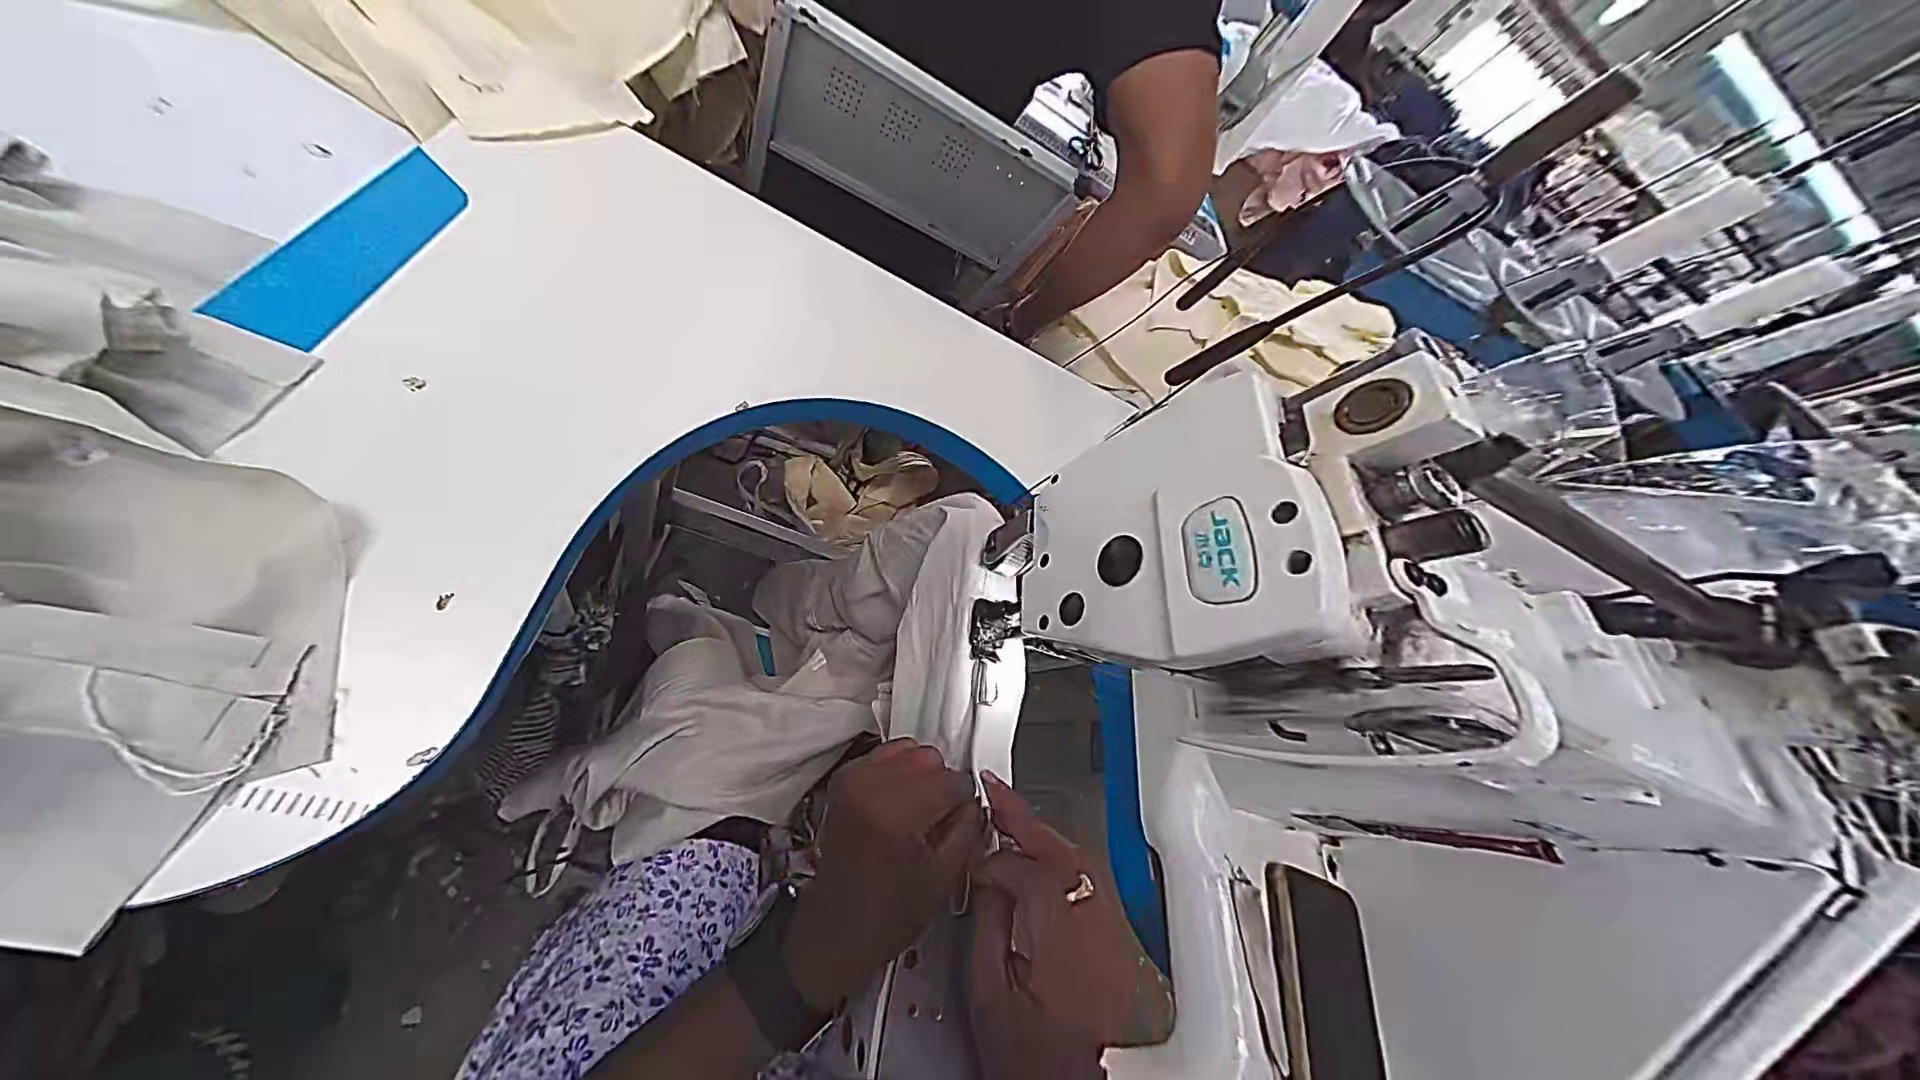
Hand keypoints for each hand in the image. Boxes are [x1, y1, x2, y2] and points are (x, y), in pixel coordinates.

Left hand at [785, 739, 986, 1010]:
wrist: (837, 929)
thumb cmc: (884, 916)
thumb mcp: (944, 878)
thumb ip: (970, 828)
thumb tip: (976, 802)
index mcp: (896, 814)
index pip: (952, 781)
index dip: (966, 801)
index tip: (964, 816)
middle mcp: (869, 789)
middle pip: (930, 759)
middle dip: (943, 785)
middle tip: (941, 817)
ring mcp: (853, 781)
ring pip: (908, 750)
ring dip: (921, 774)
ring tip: (919, 810)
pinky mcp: (843, 780)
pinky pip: (885, 754)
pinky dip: (899, 770)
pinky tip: (901, 801)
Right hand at [968, 773, 1173, 1079]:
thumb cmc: (1036, 1062)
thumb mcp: (989, 996)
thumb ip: (986, 926)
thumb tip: (986, 880)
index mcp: (1063, 946)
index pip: (1031, 873)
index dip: (997, 860)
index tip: (975, 863)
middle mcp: (1097, 932)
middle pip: (1062, 853)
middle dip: (1024, 817)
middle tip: (994, 791)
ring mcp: (1112, 935)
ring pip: (1080, 860)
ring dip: (1043, 832)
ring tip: (1010, 814)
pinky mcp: (1117, 941)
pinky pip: (1089, 879)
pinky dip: (1060, 855)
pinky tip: (1038, 851)